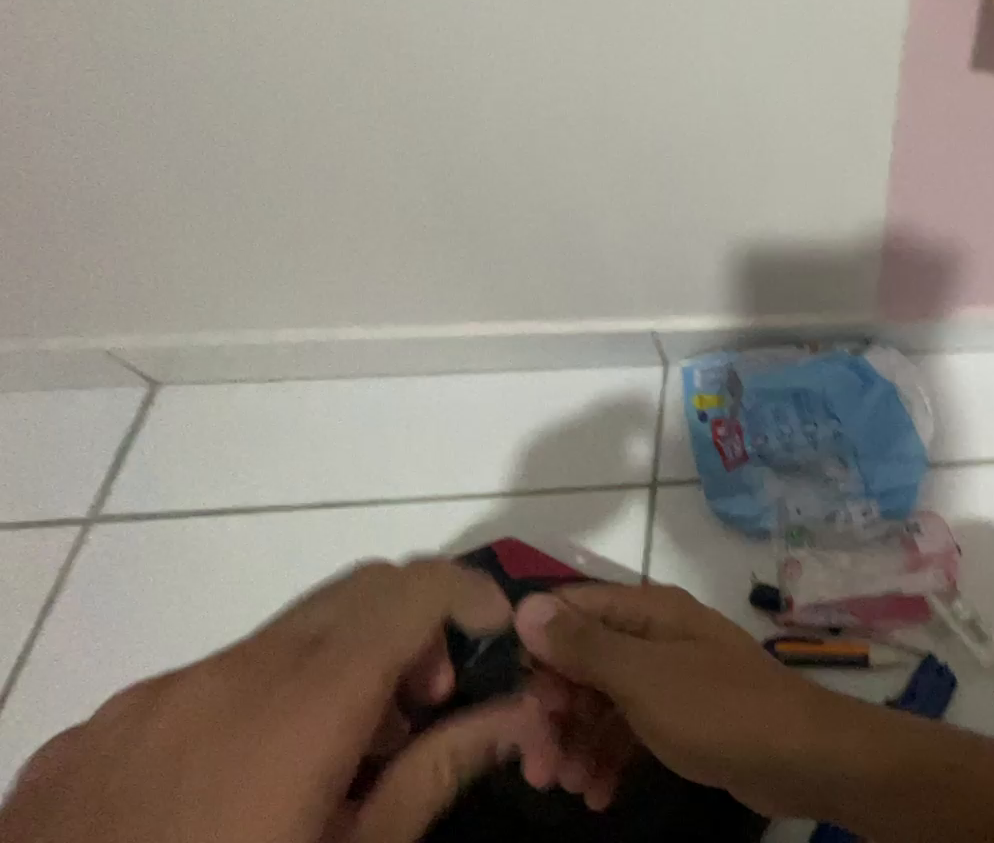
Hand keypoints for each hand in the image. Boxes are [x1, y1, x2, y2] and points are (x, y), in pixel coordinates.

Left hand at [0, 559, 562, 842]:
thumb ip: (444, 767)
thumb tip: (524, 710)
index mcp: (300, 704)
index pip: (414, 588)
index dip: (473, 594)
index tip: (496, 641)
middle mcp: (224, 676)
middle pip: (359, 592)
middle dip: (416, 627)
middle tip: (425, 706)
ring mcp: (143, 703)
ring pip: (283, 636)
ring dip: (339, 666)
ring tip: (332, 758)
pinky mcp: (83, 737)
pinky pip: (203, 684)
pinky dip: (258, 703)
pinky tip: (236, 790)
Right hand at [514, 583, 862, 817]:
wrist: (798, 754)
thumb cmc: (718, 709)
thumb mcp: (644, 677)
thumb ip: (586, 644)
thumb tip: (526, 606)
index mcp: (650, 611)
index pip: (572, 612)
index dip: (536, 654)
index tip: (515, 707)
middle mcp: (658, 635)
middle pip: (582, 663)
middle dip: (553, 714)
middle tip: (535, 769)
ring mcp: (672, 675)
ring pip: (602, 701)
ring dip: (577, 743)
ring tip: (566, 789)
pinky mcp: (682, 715)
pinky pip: (628, 730)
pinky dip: (608, 758)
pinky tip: (598, 796)